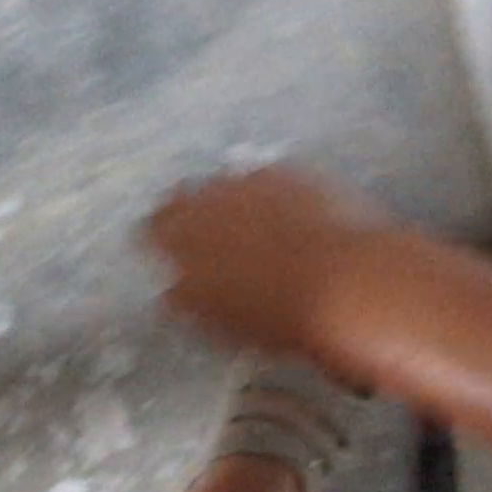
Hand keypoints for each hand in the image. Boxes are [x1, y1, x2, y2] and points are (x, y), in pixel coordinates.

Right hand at [142, 169, 371, 357]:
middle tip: (207, 244)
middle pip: (182, 198)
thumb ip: (184, 297)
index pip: (148, 229)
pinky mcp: (288, 171)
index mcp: (178, 236)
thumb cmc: (271, 313)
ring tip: (250, 233)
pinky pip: (265, 180)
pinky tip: (286, 221)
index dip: (156, 242)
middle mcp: (205, 199)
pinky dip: (268, 196)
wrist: (343, 282)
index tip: (166, 256)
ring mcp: (247, 180)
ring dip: (228, 203)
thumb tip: (171, 289)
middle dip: (189, 216)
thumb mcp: (214, 320)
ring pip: (223, 186)